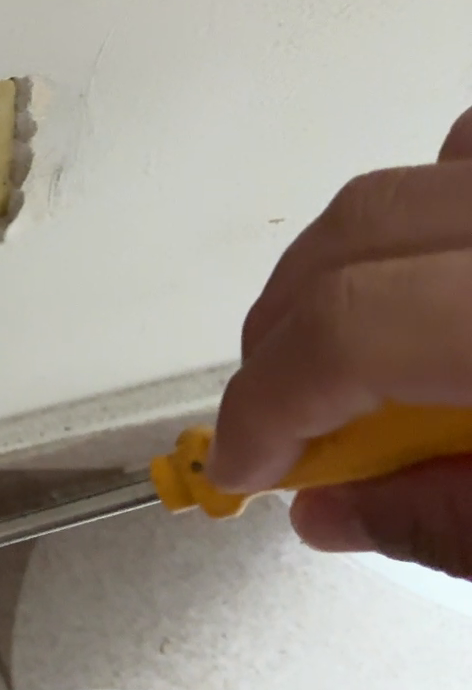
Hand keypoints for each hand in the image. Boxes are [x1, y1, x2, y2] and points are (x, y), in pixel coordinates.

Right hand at [209, 106, 471, 579]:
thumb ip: (466, 532)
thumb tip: (330, 513)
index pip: (357, 335)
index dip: (270, 407)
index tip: (240, 464)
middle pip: (355, 253)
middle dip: (286, 343)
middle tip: (281, 422)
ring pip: (404, 189)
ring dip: (340, 269)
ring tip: (344, 345)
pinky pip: (470, 156)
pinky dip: (425, 206)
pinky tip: (430, 269)